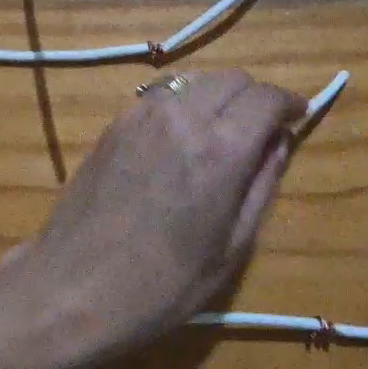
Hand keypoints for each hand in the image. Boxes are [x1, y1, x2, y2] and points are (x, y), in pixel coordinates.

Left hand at [0, 70, 305, 368]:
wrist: (71, 290)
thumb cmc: (161, 287)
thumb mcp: (230, 249)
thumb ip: (262, 186)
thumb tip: (279, 142)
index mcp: (220, 150)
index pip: (265, 97)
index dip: (288, 103)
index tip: (296, 117)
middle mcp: (182, 117)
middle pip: (231, 78)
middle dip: (255, 97)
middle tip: (261, 129)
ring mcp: (140, 116)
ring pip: (194, 80)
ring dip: (218, 96)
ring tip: (222, 131)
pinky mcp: (113, 126)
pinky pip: (160, 95)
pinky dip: (183, 103)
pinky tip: (181, 137)